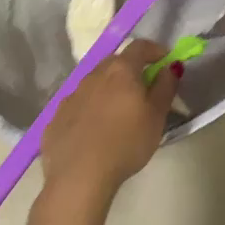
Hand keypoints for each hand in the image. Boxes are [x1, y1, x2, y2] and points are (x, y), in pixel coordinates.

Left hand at [39, 41, 179, 199]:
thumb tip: (170, 67)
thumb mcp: (157, 116)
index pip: (140, 46)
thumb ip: (166, 86)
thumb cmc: (126, 143)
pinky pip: (76, 106)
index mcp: (121, 70)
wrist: (78, 178)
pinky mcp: (55, 119)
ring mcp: (71, 96)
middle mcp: (94, 75)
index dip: (155, 50)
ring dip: (107, 89)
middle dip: (130, 69)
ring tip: (115, 113)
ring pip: (93, 83)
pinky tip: (92, 132)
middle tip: (141, 88)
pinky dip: (88, 110)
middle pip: (115, 62)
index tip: (165, 61)